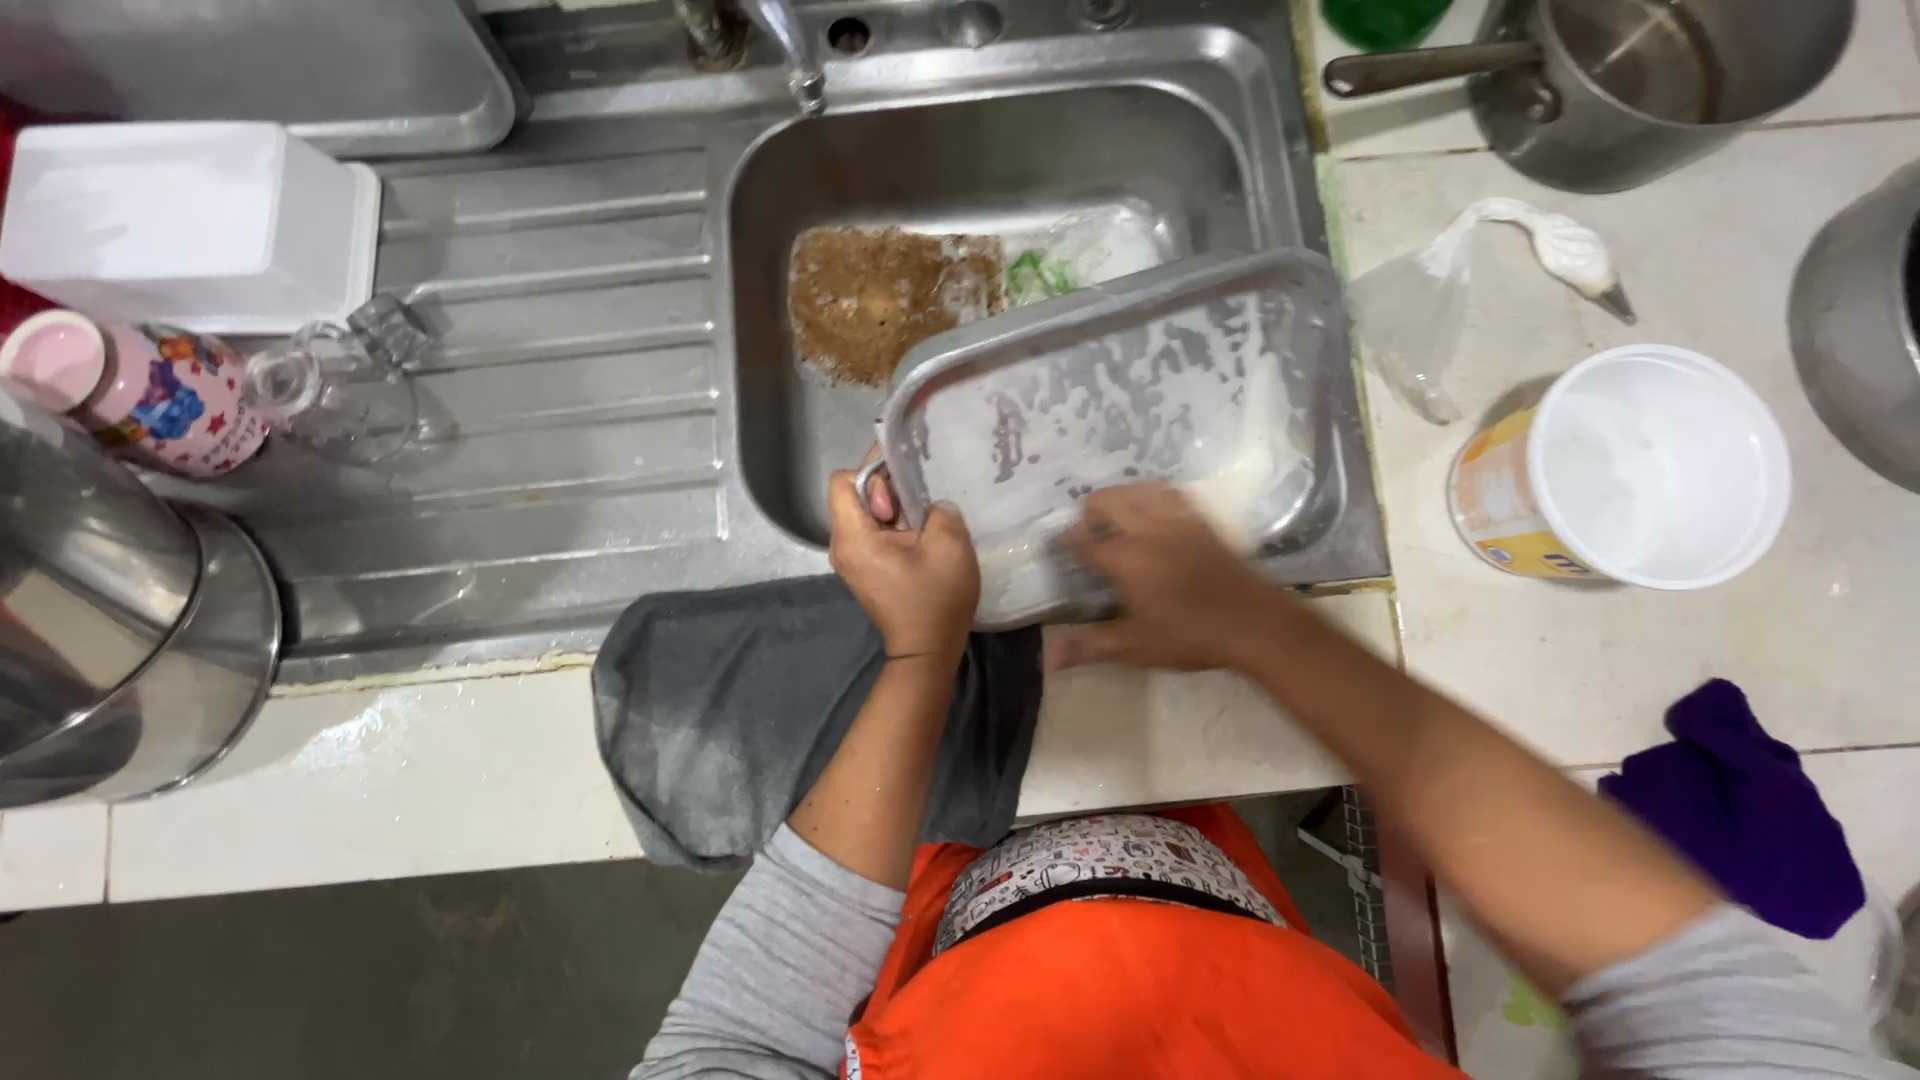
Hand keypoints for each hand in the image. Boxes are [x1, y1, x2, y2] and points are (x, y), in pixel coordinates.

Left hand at [827, 466, 979, 663]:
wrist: (928, 650)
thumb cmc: (935, 599)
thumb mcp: (949, 545)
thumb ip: (938, 509)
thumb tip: (928, 506)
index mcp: (853, 538)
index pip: (842, 481)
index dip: (873, 473)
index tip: (902, 492)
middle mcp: (843, 546)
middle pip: (852, 494)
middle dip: (886, 489)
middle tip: (918, 504)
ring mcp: (852, 559)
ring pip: (864, 513)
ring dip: (893, 508)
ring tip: (923, 519)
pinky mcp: (865, 568)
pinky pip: (872, 532)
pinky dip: (893, 526)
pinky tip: (919, 536)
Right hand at [1049, 482, 1291, 671]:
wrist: (1255, 623)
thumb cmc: (1192, 637)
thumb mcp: (1137, 646)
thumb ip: (1092, 645)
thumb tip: (1050, 657)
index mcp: (1128, 560)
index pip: (1085, 540)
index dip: (1068, 540)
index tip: (1061, 546)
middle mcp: (1148, 530)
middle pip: (1107, 501)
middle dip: (1090, 513)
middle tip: (1090, 536)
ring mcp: (1178, 520)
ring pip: (1137, 490)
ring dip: (1120, 499)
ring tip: (1117, 521)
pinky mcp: (1202, 519)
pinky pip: (1169, 492)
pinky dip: (1151, 496)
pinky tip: (1152, 512)